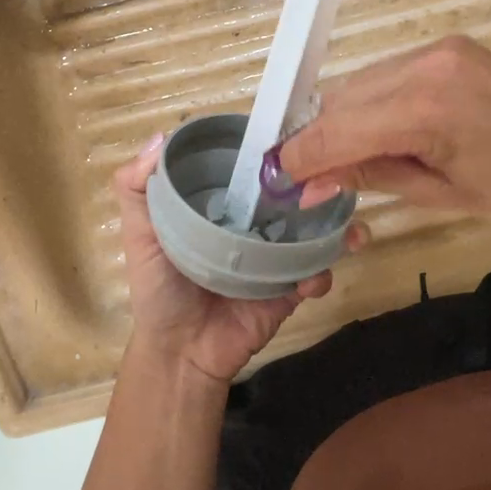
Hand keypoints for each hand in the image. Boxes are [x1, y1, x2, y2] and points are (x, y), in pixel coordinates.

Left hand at [114, 135, 367, 385]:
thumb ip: (138, 190)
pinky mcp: (288, 292)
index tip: (297, 136)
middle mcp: (255, 228)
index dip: (274, 155)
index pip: (254, 173)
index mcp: (224, 209)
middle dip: (321, 188)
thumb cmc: (158, 290)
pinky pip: (314, 278)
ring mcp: (276, 260)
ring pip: (316, 236)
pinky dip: (321, 275)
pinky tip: (313, 278)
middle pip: (294, 200)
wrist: (178, 353)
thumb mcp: (140, 236)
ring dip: (338, 231)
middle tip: (334, 181)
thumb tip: (160, 138)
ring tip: (352, 231)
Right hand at [281, 36, 490, 221]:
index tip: (275, 181)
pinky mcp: (449, 46)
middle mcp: (425, 65)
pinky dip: (373, 103)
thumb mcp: (442, 195)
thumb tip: (310, 185)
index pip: (338, 129)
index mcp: (427, 109)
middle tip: (312, 180)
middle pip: (340, 100)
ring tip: (350, 161)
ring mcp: (439, 49)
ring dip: (345, 120)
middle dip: (320, 139)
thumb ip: (370, 177)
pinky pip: (388, 74)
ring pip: (360, 84)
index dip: (300, 156)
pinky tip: (384, 132)